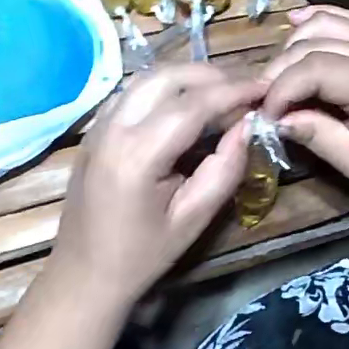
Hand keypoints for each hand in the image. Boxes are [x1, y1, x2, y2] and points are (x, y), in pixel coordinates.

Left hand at [50, 64, 261, 307]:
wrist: (84, 274)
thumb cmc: (142, 255)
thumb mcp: (193, 219)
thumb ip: (225, 168)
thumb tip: (247, 124)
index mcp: (138, 155)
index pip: (193, 104)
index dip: (233, 91)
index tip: (264, 88)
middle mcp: (113, 128)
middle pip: (167, 77)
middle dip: (211, 75)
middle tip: (245, 87)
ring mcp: (98, 125)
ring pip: (147, 78)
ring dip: (186, 76)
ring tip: (221, 90)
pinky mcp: (94, 129)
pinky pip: (132, 91)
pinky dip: (163, 86)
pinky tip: (185, 102)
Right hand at [260, 6, 348, 197]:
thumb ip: (319, 138)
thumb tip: (278, 120)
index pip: (317, 68)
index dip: (283, 87)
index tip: (267, 116)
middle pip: (312, 46)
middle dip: (278, 72)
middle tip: (262, 103)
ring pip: (320, 28)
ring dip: (289, 49)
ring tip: (275, 82)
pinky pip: (339, 18)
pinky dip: (313, 17)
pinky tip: (291, 21)